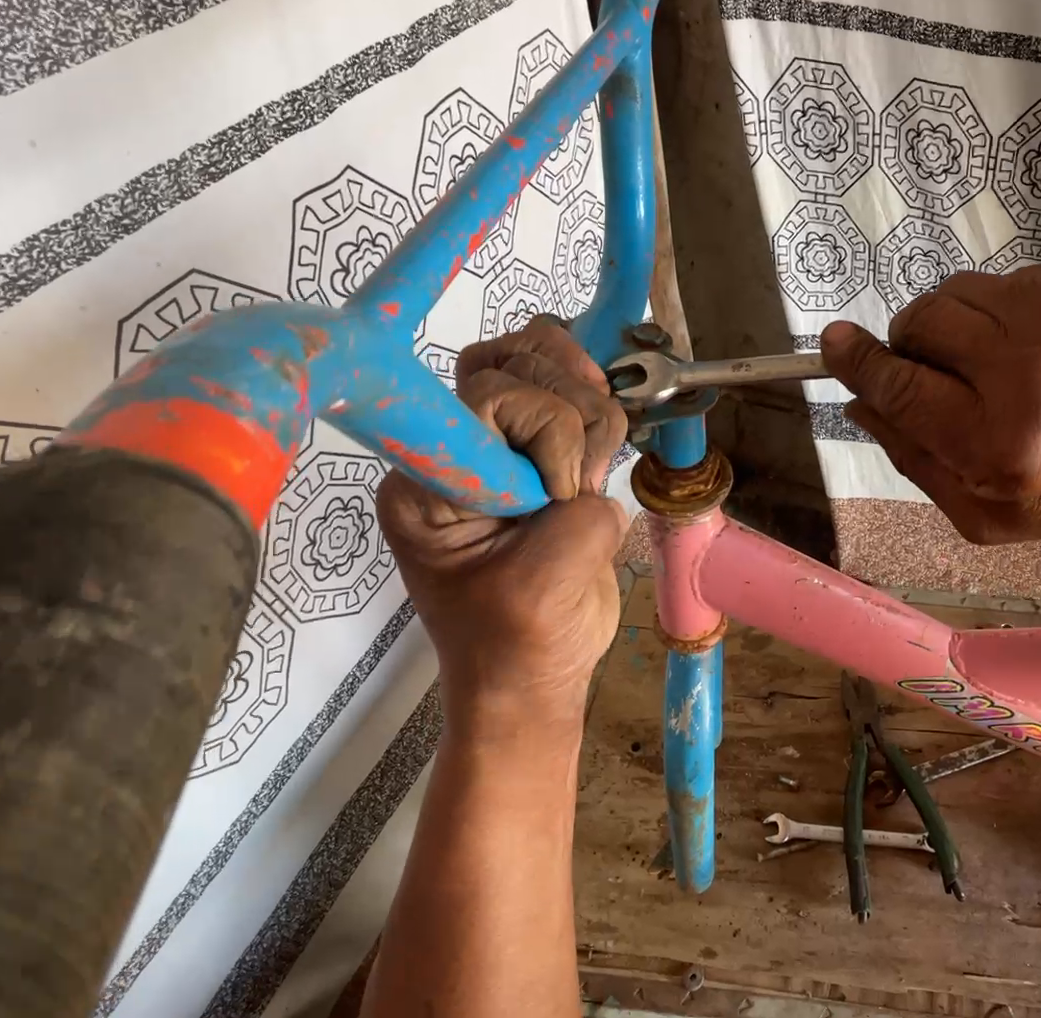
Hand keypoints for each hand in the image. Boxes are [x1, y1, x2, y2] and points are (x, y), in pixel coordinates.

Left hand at [377, 318, 629, 732]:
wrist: (534, 674)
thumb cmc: (520, 644)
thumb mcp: (544, 586)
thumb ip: (577, 521)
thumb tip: (599, 487)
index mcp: (432, 482)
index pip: (486, 397)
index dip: (544, 428)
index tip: (566, 494)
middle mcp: (462, 454)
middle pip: (515, 366)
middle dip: (572, 416)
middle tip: (584, 486)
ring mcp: (505, 450)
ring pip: (548, 369)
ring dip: (593, 413)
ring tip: (596, 480)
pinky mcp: (544, 457)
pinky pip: (573, 396)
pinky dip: (601, 408)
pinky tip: (608, 448)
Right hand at [820, 264, 1040, 542]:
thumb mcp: (986, 515)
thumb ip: (915, 460)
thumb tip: (862, 402)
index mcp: (998, 442)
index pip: (901, 386)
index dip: (858, 363)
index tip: (832, 344)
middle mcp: (1024, 370)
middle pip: (920, 325)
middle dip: (909, 347)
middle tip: (933, 372)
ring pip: (954, 293)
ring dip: (949, 325)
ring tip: (985, 360)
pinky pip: (1000, 281)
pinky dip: (995, 311)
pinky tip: (1030, 345)